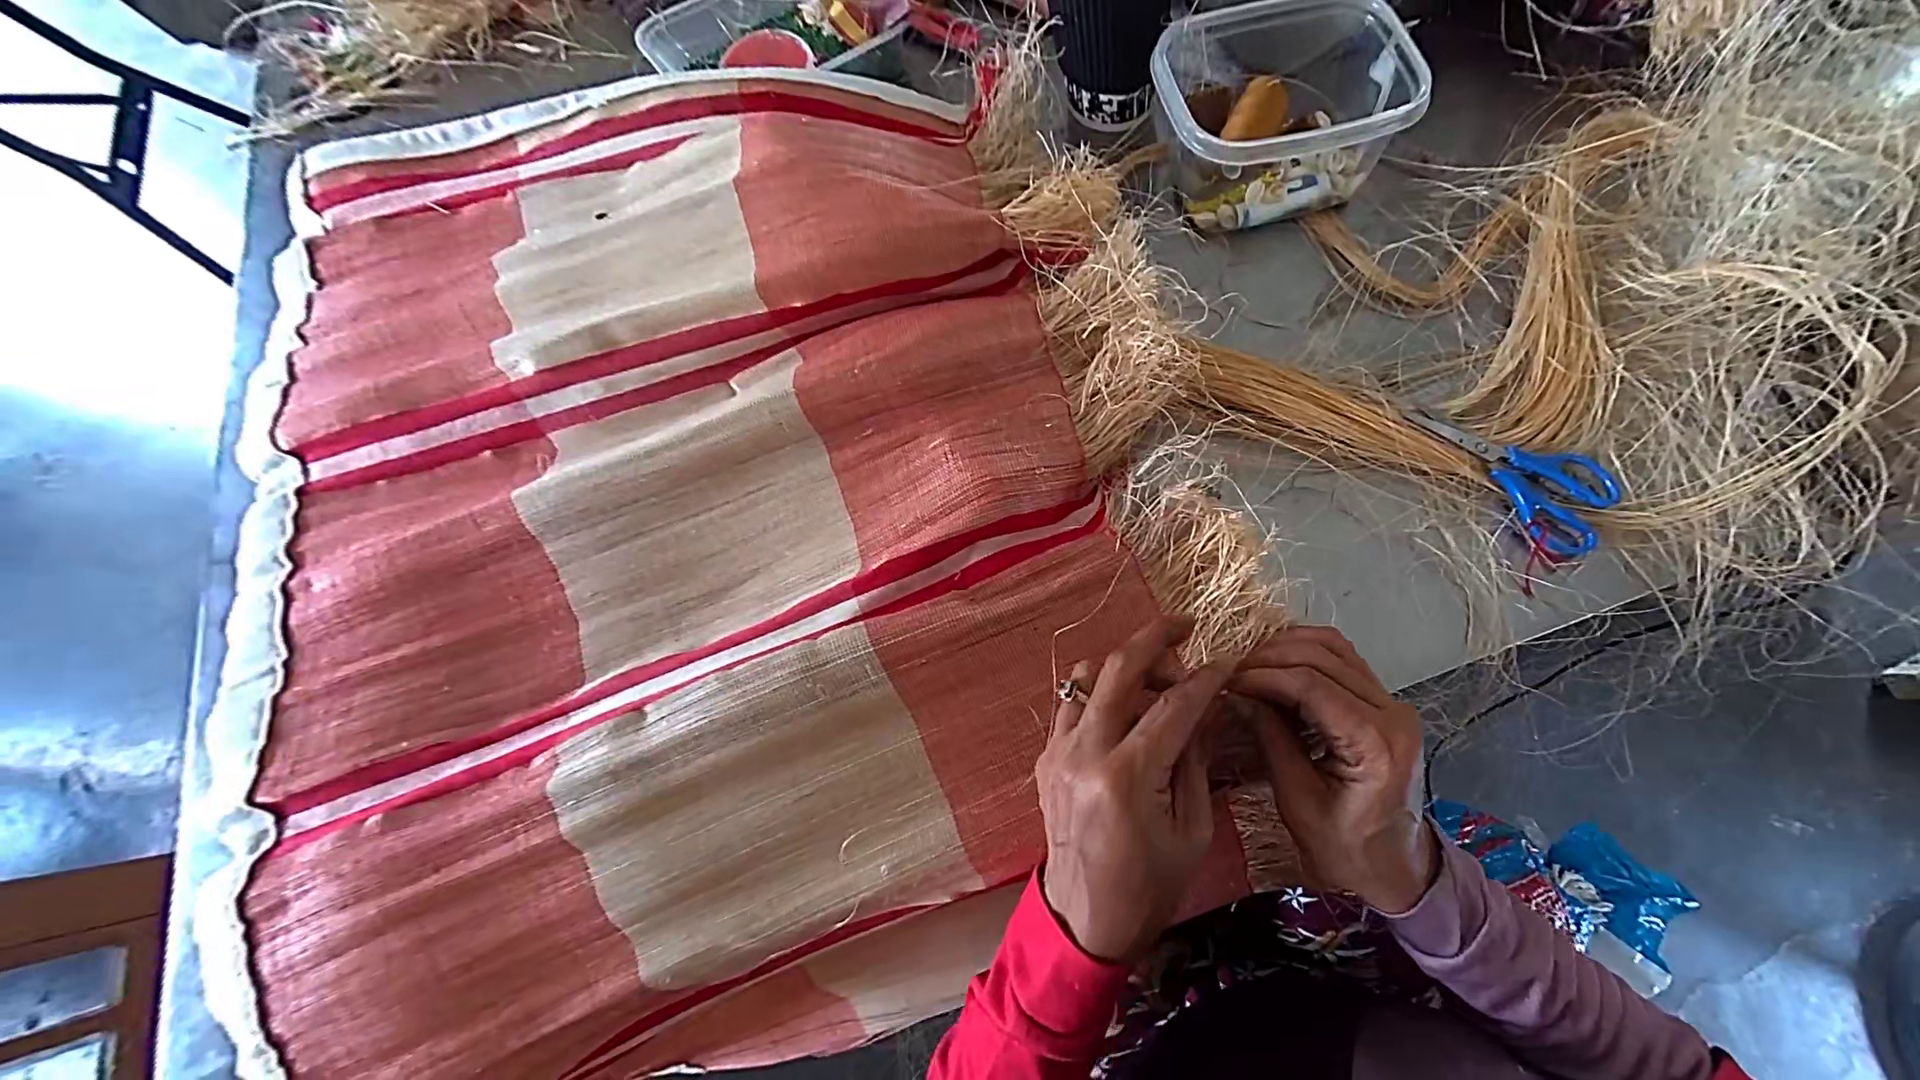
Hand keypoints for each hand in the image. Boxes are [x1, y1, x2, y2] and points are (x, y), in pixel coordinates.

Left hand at [1037, 616, 1233, 962]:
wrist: (1085, 917)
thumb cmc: (1150, 884)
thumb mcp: (1193, 828)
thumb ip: (1196, 759)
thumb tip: (1204, 707)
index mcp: (1127, 777)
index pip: (1174, 706)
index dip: (1207, 679)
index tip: (1227, 662)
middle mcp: (1085, 752)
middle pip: (1118, 669)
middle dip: (1154, 637)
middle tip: (1183, 627)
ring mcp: (1057, 751)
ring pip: (1085, 677)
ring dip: (1124, 666)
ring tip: (1156, 677)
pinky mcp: (1045, 756)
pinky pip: (1071, 704)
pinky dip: (1099, 694)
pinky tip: (1125, 709)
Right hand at [1231, 626, 1437, 913]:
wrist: (1392, 867)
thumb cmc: (1342, 846)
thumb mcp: (1295, 797)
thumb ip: (1269, 736)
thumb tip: (1234, 693)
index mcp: (1375, 745)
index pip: (1310, 684)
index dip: (1261, 676)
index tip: (1226, 683)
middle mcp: (1393, 714)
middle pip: (1321, 656)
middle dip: (1267, 658)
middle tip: (1231, 676)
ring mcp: (1392, 703)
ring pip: (1332, 646)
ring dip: (1284, 648)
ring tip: (1249, 669)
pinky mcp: (1383, 701)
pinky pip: (1341, 657)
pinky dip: (1303, 651)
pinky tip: (1275, 667)